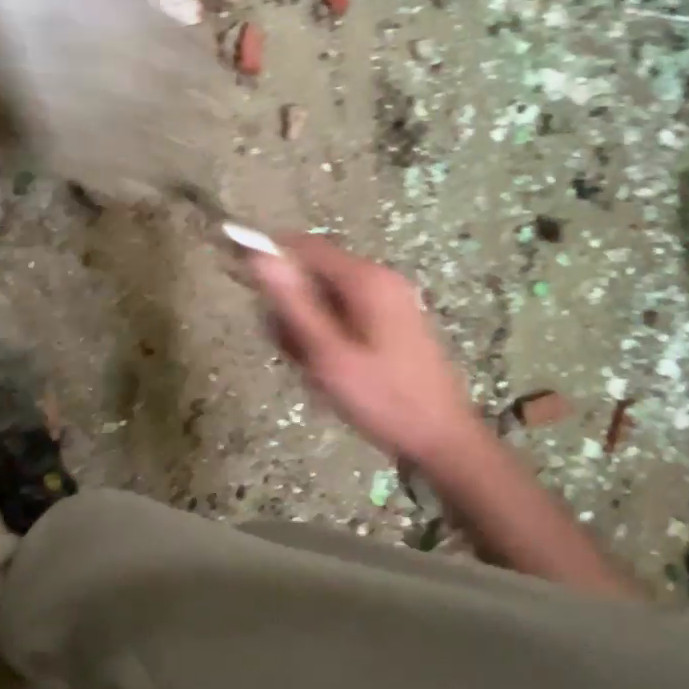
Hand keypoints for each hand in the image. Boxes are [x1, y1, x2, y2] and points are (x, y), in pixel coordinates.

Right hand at [247, 235, 480, 465]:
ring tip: (313, 367)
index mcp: (365, 280)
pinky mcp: (390, 321)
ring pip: (321, 297)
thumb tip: (257, 255)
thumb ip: (291, 302)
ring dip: (304, 327)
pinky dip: (324, 335)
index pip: (301, 245)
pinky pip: (340, 314)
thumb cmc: (382, 398)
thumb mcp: (326, 353)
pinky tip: (330, 368)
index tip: (243, 286)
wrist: (445, 442)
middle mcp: (378, 280)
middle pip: (310, 273)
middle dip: (289, 306)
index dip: (267, 258)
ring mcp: (387, 301)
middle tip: (291, 349)